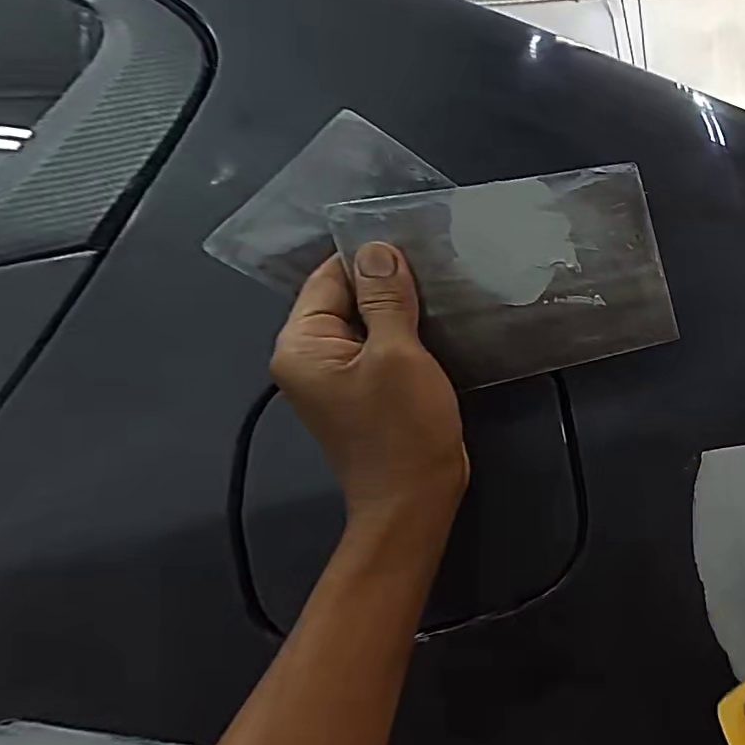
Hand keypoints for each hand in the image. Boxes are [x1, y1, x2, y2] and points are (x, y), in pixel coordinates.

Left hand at [270, 243, 467, 523]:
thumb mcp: (397, 355)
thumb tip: (377, 250)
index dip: (369, 259)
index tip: (413, 244)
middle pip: (348, 299)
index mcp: (302, 346)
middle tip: (436, 266)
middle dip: (389, 284)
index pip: (329, 279)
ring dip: (402, 309)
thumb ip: (385, 298)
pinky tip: (439, 325)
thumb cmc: (403, 431)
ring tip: (442, 291)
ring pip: (370, 323)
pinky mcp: (367, 390)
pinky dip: (407, 334)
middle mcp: (312, 358)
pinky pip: (382, 348)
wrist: (416, 500)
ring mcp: (340, 377)